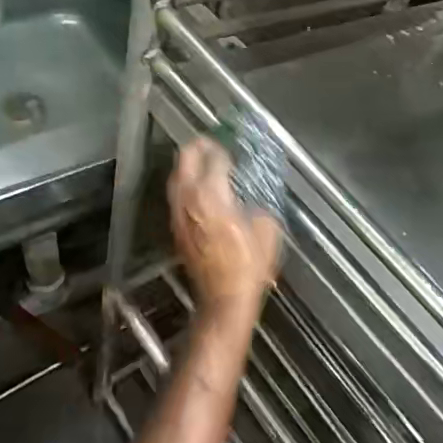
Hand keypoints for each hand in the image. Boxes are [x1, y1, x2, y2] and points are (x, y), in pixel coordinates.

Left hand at [168, 138, 281, 317]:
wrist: (224, 298)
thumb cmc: (248, 265)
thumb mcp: (266, 228)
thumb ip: (259, 201)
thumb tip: (253, 190)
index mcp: (212, 195)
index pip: (213, 158)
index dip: (223, 148)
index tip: (232, 145)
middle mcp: (189, 200)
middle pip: (185, 160)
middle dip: (198, 147)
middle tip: (212, 144)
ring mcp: (178, 214)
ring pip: (176, 177)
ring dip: (189, 165)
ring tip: (205, 161)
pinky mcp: (176, 228)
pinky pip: (176, 196)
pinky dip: (186, 184)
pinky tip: (200, 188)